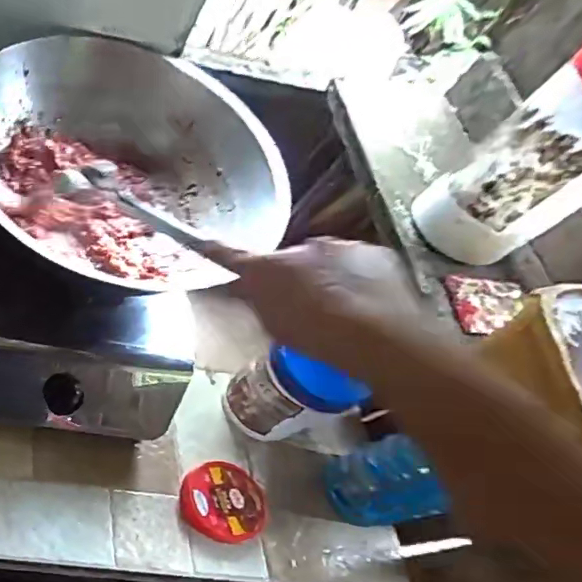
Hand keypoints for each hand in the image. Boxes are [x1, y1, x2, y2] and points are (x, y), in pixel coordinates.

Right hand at [210, 238, 429, 373]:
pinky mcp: (376, 254)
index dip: (215, 252)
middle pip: (285, 258)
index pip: (232, 256)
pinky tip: (356, 302)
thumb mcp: (271, 326)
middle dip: (285, 274)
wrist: (380, 337)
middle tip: (290, 301)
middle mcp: (302, 247)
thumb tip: (241, 289)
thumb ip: (254, 301)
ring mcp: (342, 247)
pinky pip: (354, 263)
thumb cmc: (315, 337)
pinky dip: (352, 277)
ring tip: (329, 307)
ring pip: (322, 259)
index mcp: (268, 267)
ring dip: (320, 275)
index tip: (201, 244)